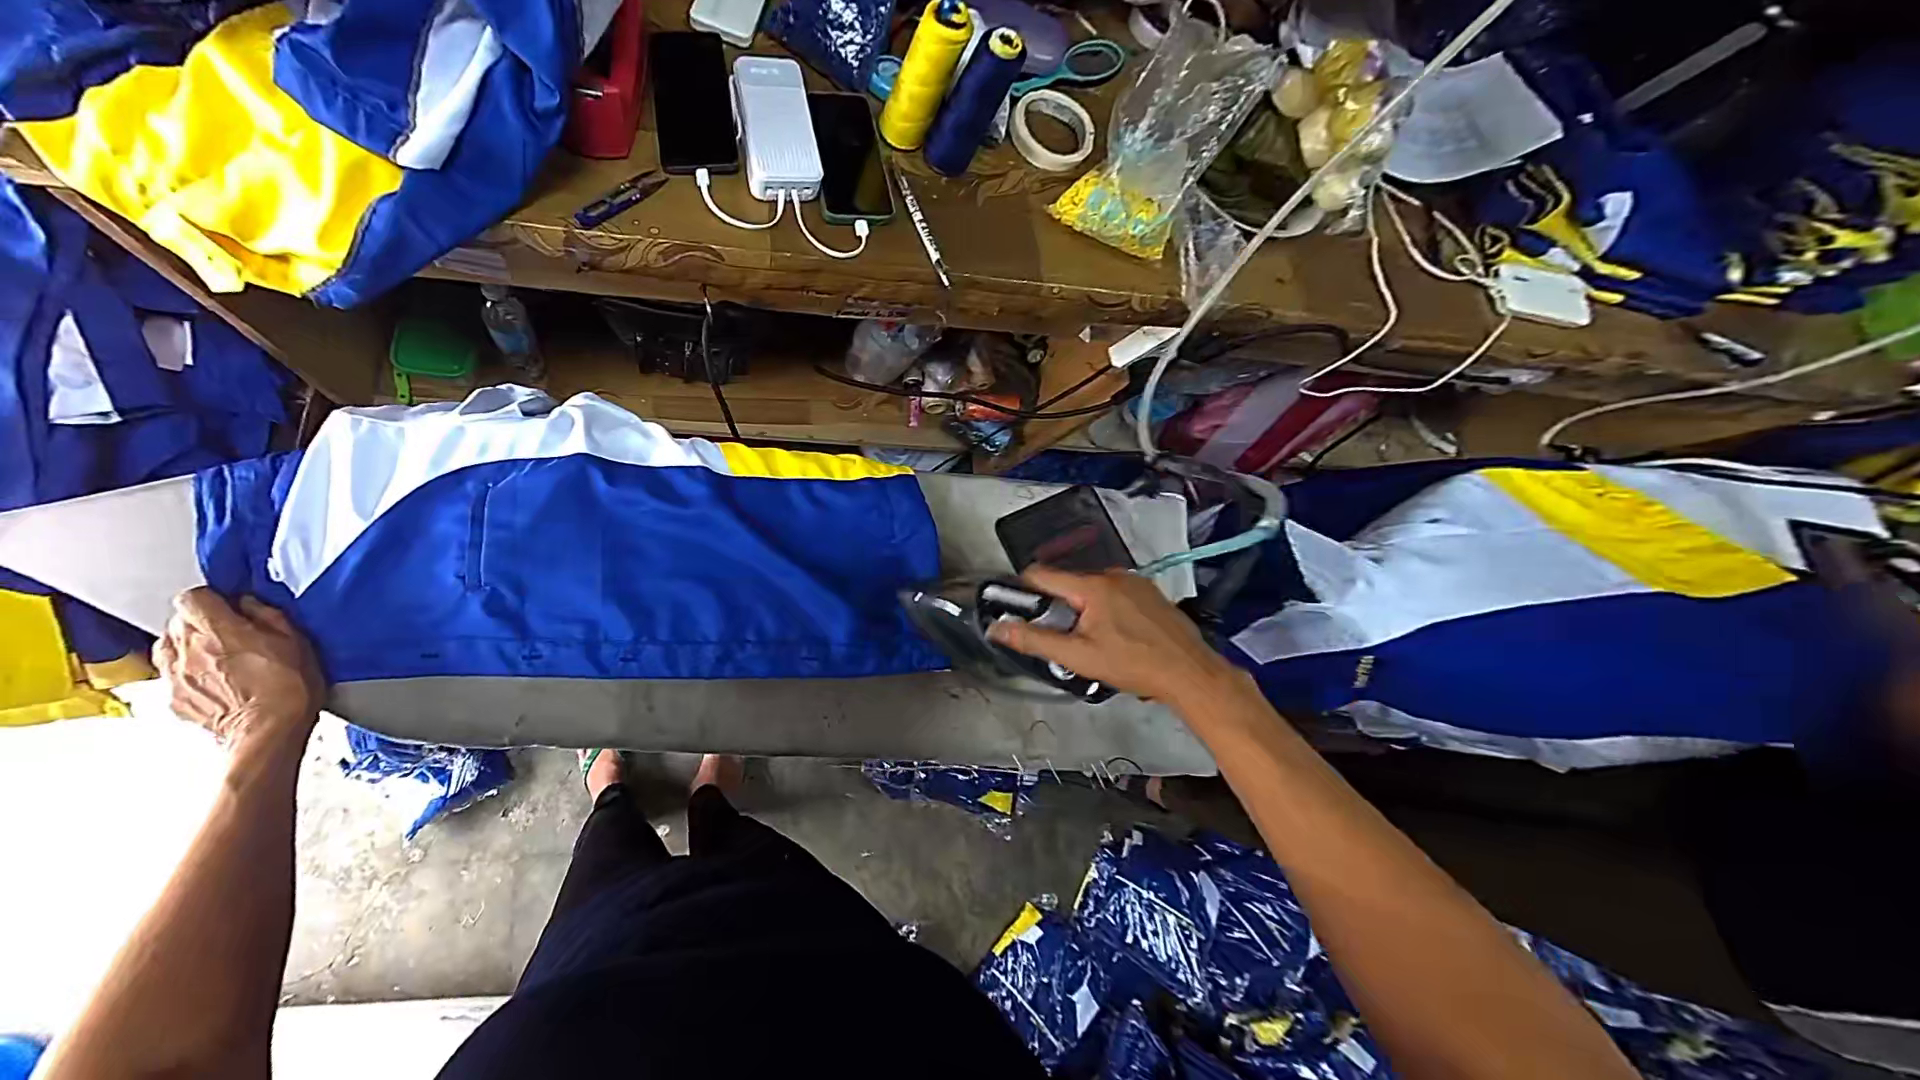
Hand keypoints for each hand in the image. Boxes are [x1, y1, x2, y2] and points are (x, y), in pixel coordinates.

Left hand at [152, 588, 324, 752]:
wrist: (268, 731)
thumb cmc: (288, 687)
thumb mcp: (296, 641)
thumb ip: (268, 616)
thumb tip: (251, 605)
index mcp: (216, 629)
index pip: (192, 597)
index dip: (212, 598)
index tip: (230, 605)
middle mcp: (186, 649)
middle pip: (178, 622)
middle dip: (202, 623)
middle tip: (233, 633)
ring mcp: (174, 675)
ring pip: (169, 647)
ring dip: (191, 647)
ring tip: (222, 658)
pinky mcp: (173, 698)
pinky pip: (173, 675)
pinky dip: (191, 673)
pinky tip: (220, 682)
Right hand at [986, 565, 1246, 706]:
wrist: (1189, 673)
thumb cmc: (1134, 664)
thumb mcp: (1078, 657)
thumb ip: (1035, 640)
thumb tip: (999, 629)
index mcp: (1092, 586)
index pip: (1042, 574)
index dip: (1023, 589)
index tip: (1016, 607)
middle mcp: (1114, 575)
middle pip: (1069, 583)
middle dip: (1059, 606)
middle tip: (1062, 638)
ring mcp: (1135, 582)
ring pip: (1094, 590)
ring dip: (1084, 610)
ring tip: (1093, 642)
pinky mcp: (1151, 593)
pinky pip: (1117, 594)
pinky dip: (1108, 610)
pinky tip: (1117, 637)